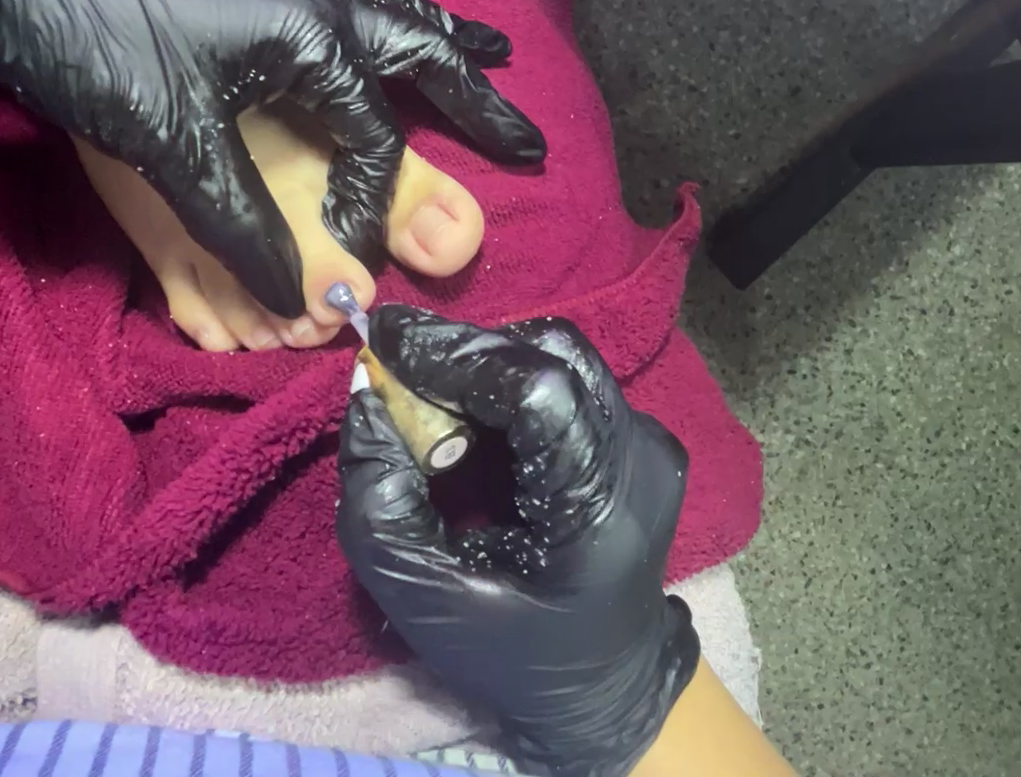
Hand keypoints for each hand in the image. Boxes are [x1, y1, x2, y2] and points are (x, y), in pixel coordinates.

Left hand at [0, 0, 542, 317]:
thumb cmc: (88, 40)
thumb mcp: (173, 143)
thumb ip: (247, 230)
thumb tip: (311, 307)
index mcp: (314, 37)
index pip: (376, 141)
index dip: (373, 212)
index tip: (354, 266)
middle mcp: (316, 5)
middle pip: (424, 53)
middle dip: (480, 101)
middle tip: (529, 141)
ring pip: (388, 6)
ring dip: (441, 34)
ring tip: (488, 48)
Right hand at [337, 306, 698, 776]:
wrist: (607, 681)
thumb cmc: (511, 653)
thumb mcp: (420, 594)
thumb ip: (378, 498)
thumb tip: (366, 393)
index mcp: (599, 508)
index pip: (540, 389)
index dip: (459, 354)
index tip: (387, 340)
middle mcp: (642, 457)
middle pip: (556, 355)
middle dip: (468, 352)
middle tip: (404, 367)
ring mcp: (653, 442)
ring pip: (565, 358)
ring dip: (490, 366)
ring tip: (440, 402)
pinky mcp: (646, 437)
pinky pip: (574, 380)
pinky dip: (515, 385)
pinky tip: (484, 425)